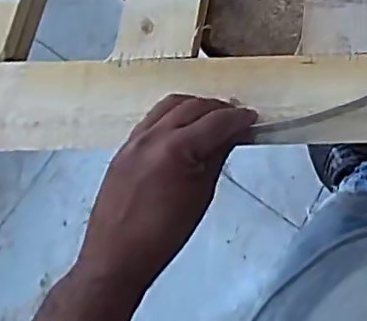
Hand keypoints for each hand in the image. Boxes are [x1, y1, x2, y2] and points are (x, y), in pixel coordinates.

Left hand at [69, 95, 256, 300]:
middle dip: (219, 110)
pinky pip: (152, 119)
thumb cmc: (164, 233)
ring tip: (208, 120)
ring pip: (171, 105)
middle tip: (235, 120)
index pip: (217, 121)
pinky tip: (181, 130)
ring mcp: (134, 141)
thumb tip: (233, 132)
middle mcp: (153, 137)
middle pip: (195, 106)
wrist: (114, 262)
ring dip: (194, 107)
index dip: (239, 118)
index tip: (252, 118)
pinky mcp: (123, 149)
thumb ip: (218, 154)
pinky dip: (172, 116)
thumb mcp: (203, 192)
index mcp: (175, 148)